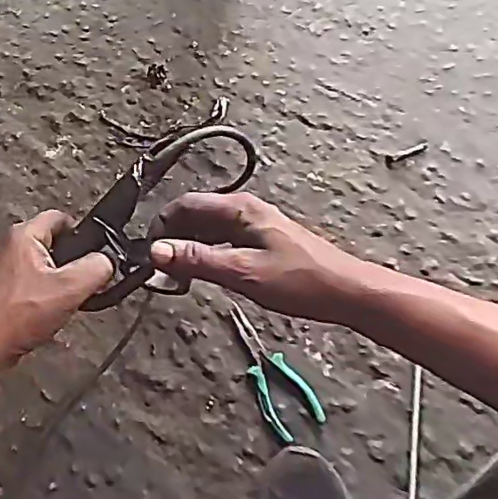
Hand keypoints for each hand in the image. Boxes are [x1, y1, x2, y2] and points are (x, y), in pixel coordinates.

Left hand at [0, 211, 115, 360]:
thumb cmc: (15, 316)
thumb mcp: (70, 289)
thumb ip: (96, 269)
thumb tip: (106, 263)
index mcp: (23, 235)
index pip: (60, 218)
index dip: (81, 233)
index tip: (93, 253)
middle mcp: (8, 246)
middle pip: (52, 243)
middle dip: (70, 264)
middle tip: (79, 285)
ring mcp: (0, 268)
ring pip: (41, 266)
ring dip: (56, 283)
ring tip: (61, 304)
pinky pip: (28, 284)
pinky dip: (40, 297)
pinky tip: (44, 315)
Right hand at [150, 193, 368, 323]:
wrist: (348, 293)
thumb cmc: (301, 281)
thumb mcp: (242, 271)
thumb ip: (196, 260)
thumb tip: (156, 251)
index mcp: (239, 209)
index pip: (185, 205)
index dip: (162, 226)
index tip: (149, 253)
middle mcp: (245, 211)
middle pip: (194, 217)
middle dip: (173, 240)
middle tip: (161, 270)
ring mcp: (254, 227)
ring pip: (207, 231)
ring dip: (189, 251)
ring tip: (179, 277)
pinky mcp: (261, 244)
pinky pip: (222, 243)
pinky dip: (206, 257)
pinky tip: (204, 276)